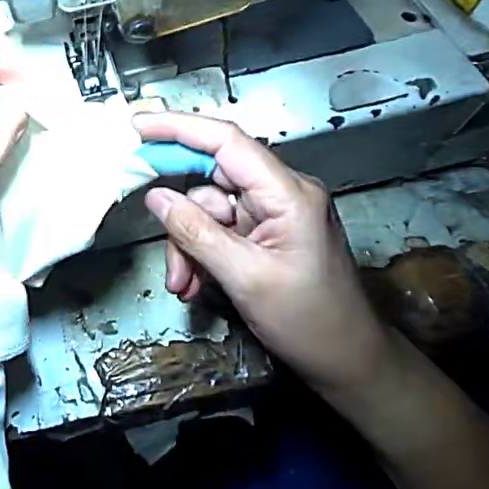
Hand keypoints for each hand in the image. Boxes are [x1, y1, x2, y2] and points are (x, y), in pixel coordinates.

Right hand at [133, 112, 391, 394]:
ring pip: (210, 211)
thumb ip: (197, 233)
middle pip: (212, 181)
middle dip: (181, 216)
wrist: (348, 361)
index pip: (227, 142)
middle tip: (156, 231)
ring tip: (184, 282)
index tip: (140, 126)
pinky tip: (197, 283)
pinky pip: (220, 231)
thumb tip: (157, 198)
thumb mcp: (246, 278)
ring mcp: (274, 214)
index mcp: (288, 193)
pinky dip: (202, 254)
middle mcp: (281, 193)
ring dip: (189, 246)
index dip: (180, 128)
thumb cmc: (312, 323)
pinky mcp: (267, 234)